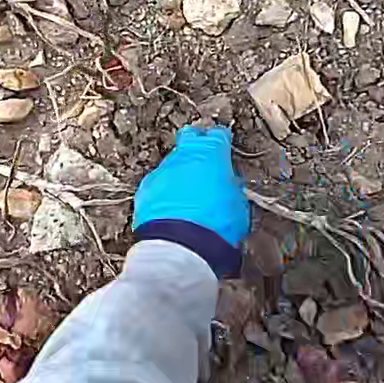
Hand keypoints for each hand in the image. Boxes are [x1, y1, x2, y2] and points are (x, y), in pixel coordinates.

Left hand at [133, 126, 248, 245]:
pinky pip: (158, 185)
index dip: (222, 141)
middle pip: (190, 138)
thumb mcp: (238, 205)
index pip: (218, 135)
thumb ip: (232, 188)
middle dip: (197, 146)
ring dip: (181, 174)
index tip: (223, 147)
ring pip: (172, 164)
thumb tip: (229, 186)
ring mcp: (162, 172)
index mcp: (211, 154)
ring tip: (189, 196)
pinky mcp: (145, 190)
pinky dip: (165, 192)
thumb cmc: (215, 226)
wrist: (181, 247)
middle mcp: (184, 156)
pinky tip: (173, 208)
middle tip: (204, 162)